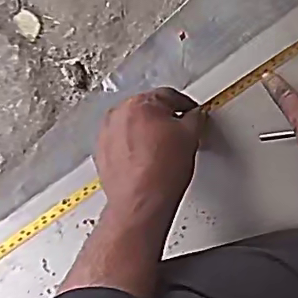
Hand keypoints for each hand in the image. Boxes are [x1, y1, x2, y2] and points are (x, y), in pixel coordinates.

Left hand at [95, 88, 205, 223]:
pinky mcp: (102, 152)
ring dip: (146, 132)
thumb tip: (195, 117)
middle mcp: (119, 115)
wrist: (141, 202)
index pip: (168, 95)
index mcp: (141, 104)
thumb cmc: (161, 173)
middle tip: (179, 133)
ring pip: (132, 125)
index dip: (185, 105)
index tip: (191, 114)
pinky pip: (121, 141)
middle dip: (164, 119)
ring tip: (163, 150)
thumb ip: (195, 118)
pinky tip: (148, 160)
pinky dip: (133, 147)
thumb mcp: (191, 137)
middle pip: (147, 108)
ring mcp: (107, 133)